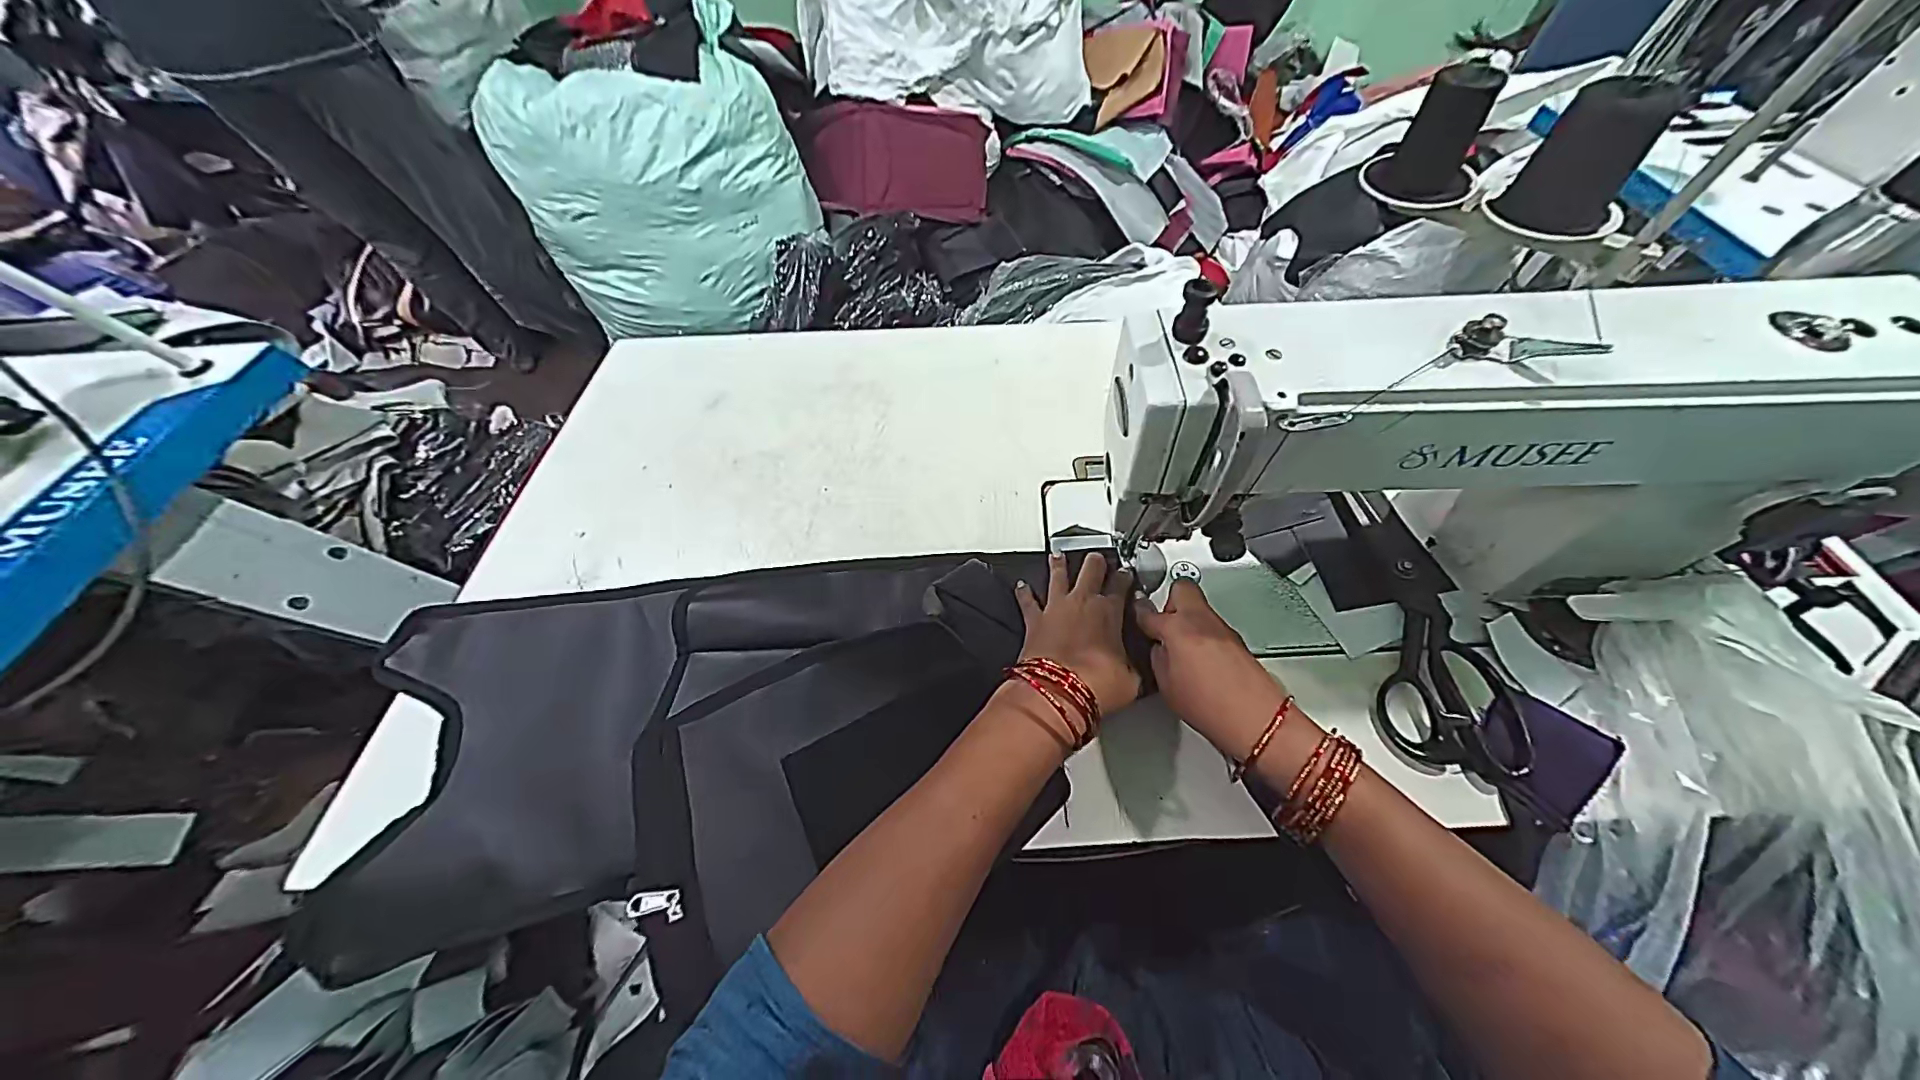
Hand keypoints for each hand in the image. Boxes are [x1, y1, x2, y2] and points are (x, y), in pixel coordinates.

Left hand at [1015, 552, 1140, 715]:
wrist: (1057, 692)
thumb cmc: (1094, 683)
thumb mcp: (1130, 679)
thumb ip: (1133, 667)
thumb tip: (1135, 673)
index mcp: (1110, 612)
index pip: (1121, 585)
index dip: (1125, 577)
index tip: (1126, 574)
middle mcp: (1082, 603)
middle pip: (1090, 570)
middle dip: (1095, 561)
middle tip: (1097, 558)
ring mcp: (1056, 609)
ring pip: (1057, 576)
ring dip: (1059, 565)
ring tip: (1058, 555)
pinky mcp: (1034, 621)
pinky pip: (1027, 601)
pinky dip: (1024, 592)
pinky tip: (1021, 586)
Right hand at [1135, 580, 1290, 751]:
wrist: (1254, 719)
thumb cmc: (1213, 706)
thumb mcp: (1166, 685)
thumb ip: (1156, 657)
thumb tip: (1157, 648)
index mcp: (1178, 628)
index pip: (1149, 611)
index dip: (1139, 614)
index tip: (1138, 617)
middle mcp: (1202, 620)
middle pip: (1181, 589)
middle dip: (1168, 600)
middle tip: (1161, 620)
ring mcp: (1222, 628)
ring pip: (1199, 606)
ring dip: (1187, 618)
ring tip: (1180, 644)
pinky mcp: (1236, 639)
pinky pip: (1212, 625)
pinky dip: (1202, 633)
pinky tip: (1199, 656)